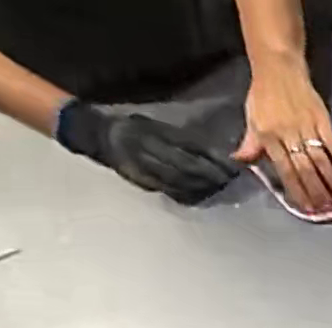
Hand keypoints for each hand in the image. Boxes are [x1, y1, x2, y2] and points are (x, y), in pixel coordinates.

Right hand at [56, 102, 236, 204]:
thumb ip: (183, 140)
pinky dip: (190, 196)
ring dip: (204, 188)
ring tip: (220, 190)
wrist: (99, 137)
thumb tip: (215, 155)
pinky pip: (171, 192)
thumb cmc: (134, 129)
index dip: (213, 159)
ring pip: (181, 182)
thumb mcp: (156, 126)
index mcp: (154, 132)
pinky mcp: (143, 182)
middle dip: (211, 176)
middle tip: (230, 181)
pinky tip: (202, 197)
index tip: (232, 166)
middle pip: (187, 166)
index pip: (191, 147)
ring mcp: (145, 167)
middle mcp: (150, 149)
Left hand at [235, 59, 331, 212]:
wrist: (278, 66)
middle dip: (318, 192)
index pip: (285, 171)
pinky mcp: (322, 119)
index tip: (308, 209)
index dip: (298, 192)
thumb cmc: (264, 95)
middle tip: (329, 209)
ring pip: (321, 160)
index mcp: (269, 137)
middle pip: (305, 170)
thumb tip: (240, 160)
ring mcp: (306, 127)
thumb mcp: (252, 119)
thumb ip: (250, 144)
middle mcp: (288, 134)